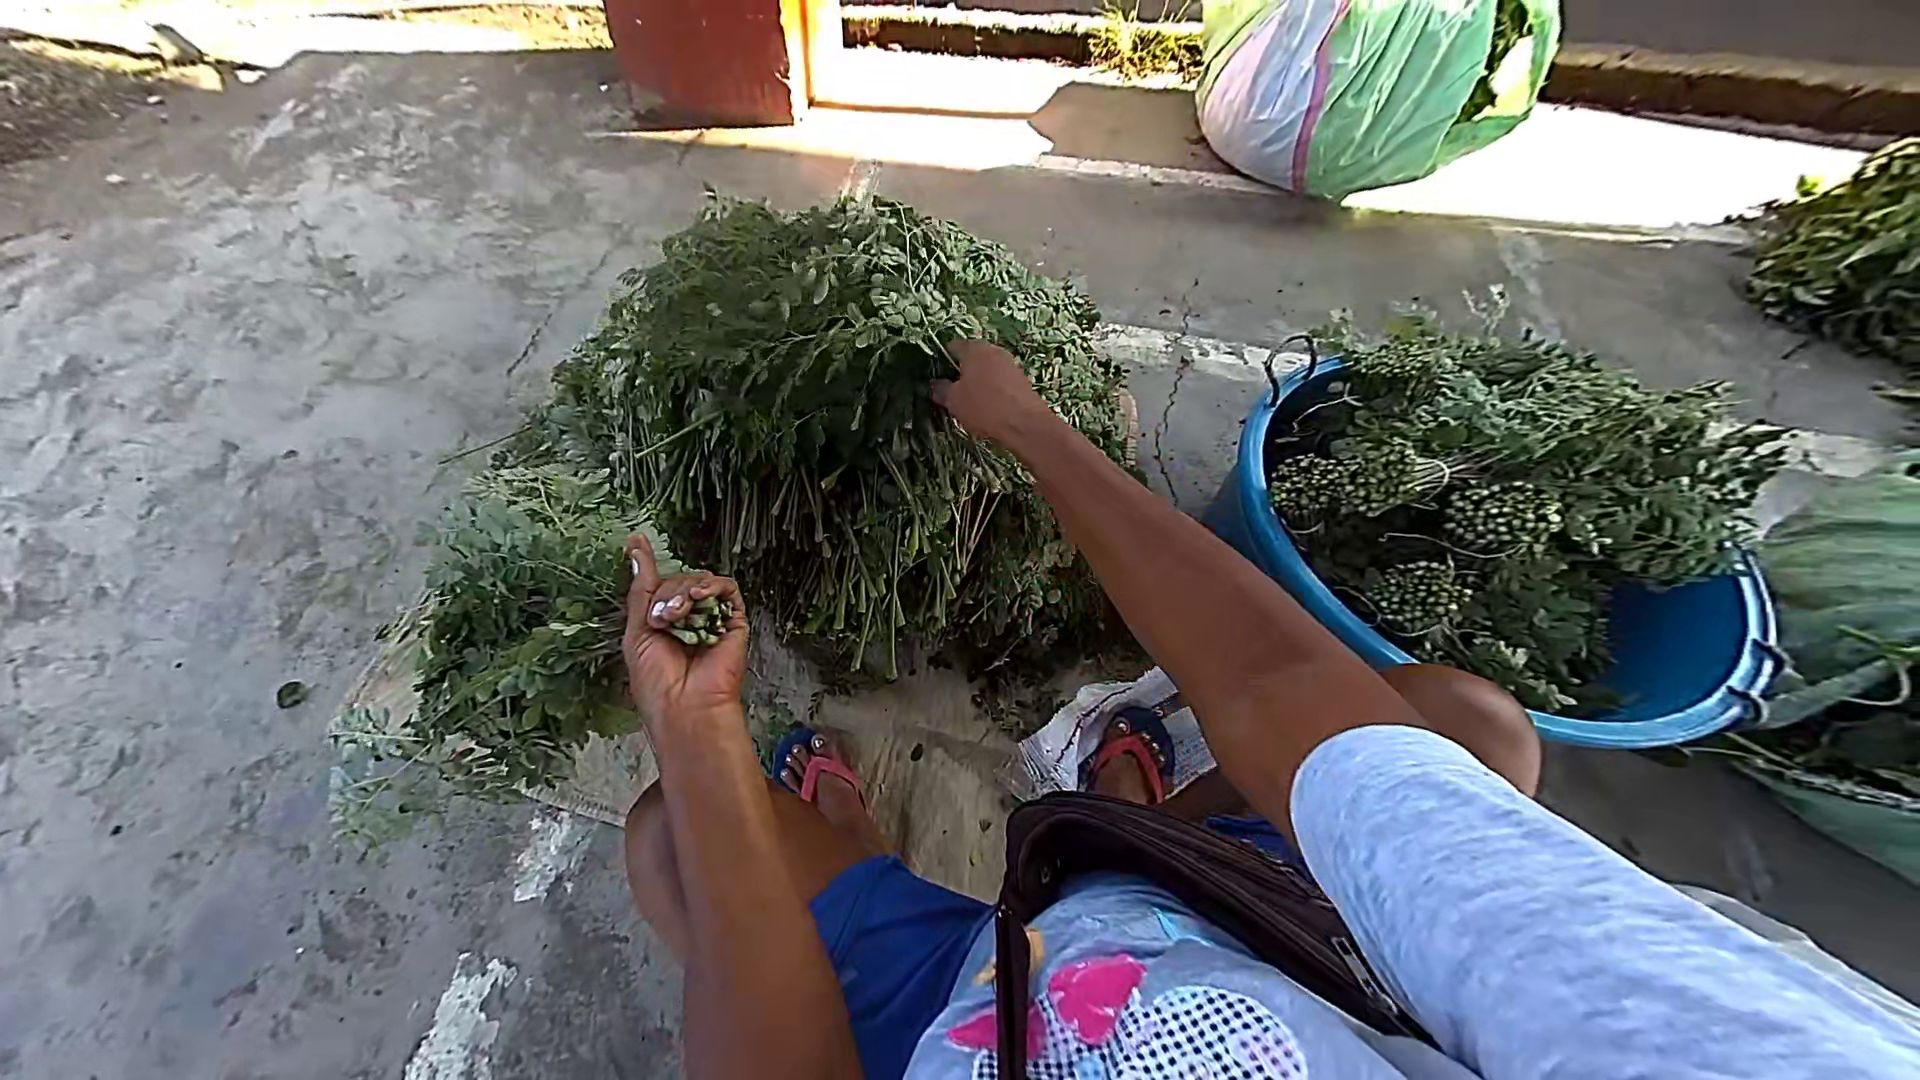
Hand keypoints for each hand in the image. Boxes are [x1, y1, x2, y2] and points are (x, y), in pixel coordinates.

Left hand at [622, 533, 748, 727]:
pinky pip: (727, 589)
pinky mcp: (735, 619)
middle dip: (665, 592)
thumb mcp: (636, 631)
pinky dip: (711, 586)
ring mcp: (713, 616)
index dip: (647, 561)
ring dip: (683, 592)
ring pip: (700, 581)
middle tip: (659, 618)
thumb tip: (636, 549)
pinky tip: (698, 598)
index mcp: (665, 620)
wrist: (684, 705)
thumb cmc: (656, 681)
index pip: (659, 583)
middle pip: (678, 579)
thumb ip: (641, 590)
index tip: (634, 540)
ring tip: (674, 617)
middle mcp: (690, 616)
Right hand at [932, 339, 1054, 445]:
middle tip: (953, 391)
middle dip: (962, 372)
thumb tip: (935, 385)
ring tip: (970, 402)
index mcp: (975, 349)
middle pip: (973, 357)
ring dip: (979, 382)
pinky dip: (994, 391)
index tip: (937, 376)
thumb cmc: (984, 407)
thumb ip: (941, 390)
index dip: (943, 360)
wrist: (1024, 424)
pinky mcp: (1023, 381)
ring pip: (989, 370)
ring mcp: (1011, 365)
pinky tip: (989, 408)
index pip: (953, 346)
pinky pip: (1001, 382)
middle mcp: (994, 351)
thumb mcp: (954, 401)